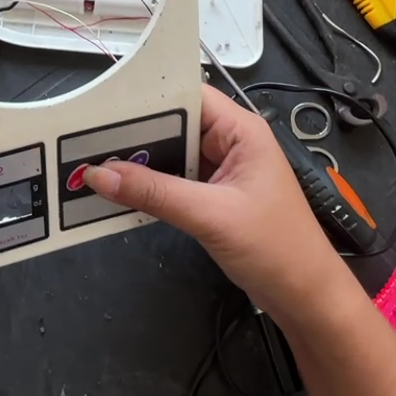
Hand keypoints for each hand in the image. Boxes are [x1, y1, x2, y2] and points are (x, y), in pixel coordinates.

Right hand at [81, 84, 354, 322]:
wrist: (308, 300)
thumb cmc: (276, 249)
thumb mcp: (211, 216)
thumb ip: (154, 193)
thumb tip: (100, 174)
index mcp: (241, 130)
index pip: (188, 95)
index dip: (148, 96)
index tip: (105, 103)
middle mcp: (230, 142)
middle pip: (174, 123)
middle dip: (135, 131)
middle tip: (87, 135)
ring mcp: (222, 169)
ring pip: (171, 152)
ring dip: (140, 159)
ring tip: (95, 160)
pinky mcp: (214, 195)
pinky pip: (174, 179)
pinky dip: (149, 183)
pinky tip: (120, 188)